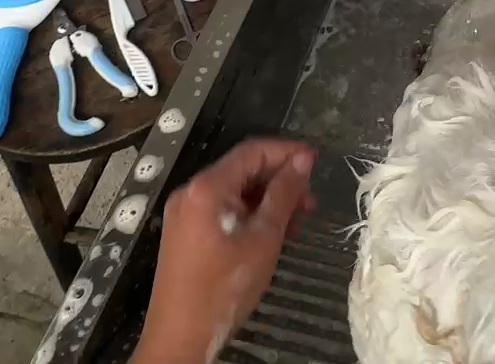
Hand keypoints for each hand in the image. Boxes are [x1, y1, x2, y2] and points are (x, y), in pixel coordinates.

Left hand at [132, 138, 315, 363]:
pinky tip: (273, 232)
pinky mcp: (186, 234)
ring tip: (298, 219)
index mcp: (207, 188)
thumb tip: (304, 159)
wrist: (178, 343)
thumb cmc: (224, 288)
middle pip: (244, 170)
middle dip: (280, 179)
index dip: (287, 152)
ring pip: (237, 191)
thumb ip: (284, 193)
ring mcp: (186, 214)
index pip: (253, 151)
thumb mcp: (264, 238)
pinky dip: (251, 214)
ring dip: (269, 199)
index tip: (316, 162)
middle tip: (310, 199)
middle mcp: (192, 193)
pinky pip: (225, 209)